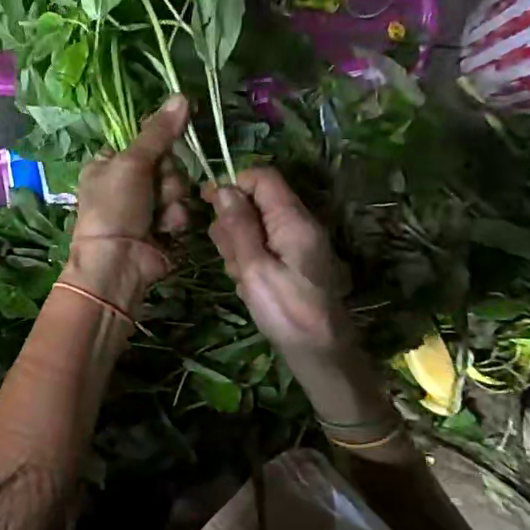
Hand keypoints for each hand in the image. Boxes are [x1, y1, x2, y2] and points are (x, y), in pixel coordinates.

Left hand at [65, 95, 192, 308]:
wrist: (118, 264)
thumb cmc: (114, 208)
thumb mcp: (133, 163)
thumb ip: (159, 132)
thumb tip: (183, 95)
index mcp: (109, 163)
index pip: (145, 141)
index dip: (158, 146)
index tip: (162, 151)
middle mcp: (128, 183)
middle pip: (169, 164)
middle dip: (168, 178)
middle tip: (154, 190)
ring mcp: (147, 206)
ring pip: (179, 187)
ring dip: (173, 201)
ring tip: (158, 216)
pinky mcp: (164, 227)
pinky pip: (183, 211)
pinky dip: (176, 220)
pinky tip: (165, 231)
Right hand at [204, 168, 352, 360]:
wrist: (321, 352)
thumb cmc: (287, 311)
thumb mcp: (255, 268)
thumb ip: (239, 226)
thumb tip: (225, 188)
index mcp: (294, 219)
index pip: (263, 177)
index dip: (234, 184)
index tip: (208, 205)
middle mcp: (300, 225)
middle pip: (257, 202)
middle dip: (233, 223)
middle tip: (230, 258)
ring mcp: (299, 244)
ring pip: (257, 227)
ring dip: (239, 247)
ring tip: (241, 277)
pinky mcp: (296, 263)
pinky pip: (266, 249)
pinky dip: (251, 262)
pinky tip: (249, 286)